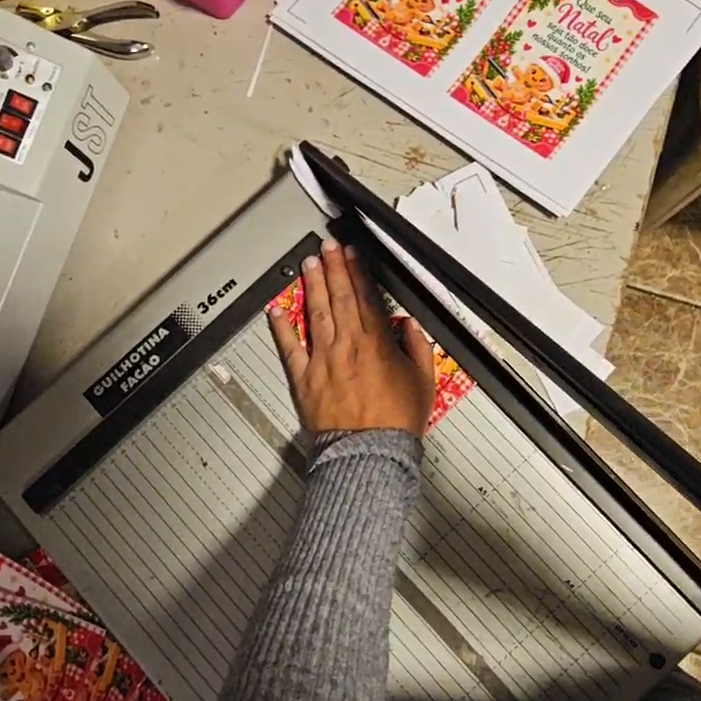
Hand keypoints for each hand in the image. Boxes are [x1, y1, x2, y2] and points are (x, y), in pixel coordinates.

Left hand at [269, 239, 435, 435]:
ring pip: (316, 313)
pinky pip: (290, 348)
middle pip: (339, 298)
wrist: (367, 453)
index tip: (352, 254)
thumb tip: (410, 327)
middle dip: (333, 268)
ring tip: (308, 264)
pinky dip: (282, 328)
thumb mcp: (423, 383)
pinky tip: (276, 310)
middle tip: (328, 247)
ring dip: (311, 285)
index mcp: (376, 343)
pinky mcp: (304, 379)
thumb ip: (418, 349)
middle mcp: (347, 345)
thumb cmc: (395, 423)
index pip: (366, 297)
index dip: (358, 272)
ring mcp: (323, 360)